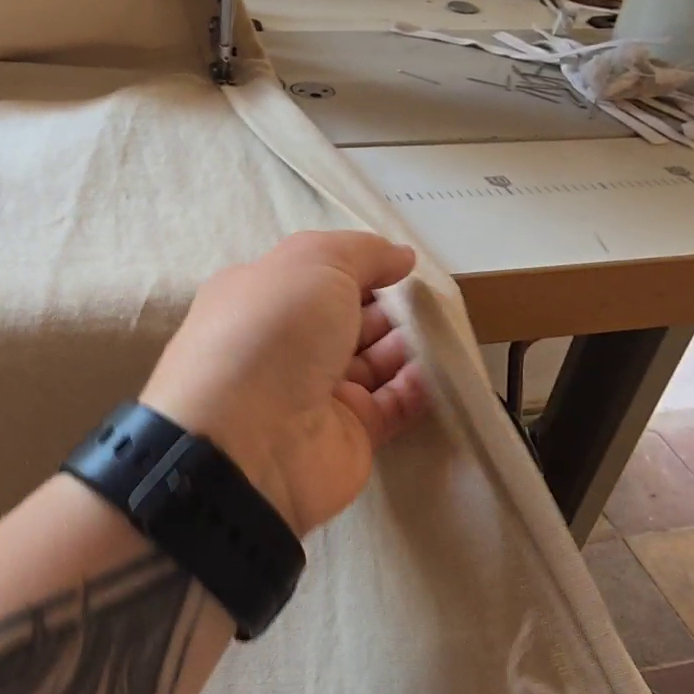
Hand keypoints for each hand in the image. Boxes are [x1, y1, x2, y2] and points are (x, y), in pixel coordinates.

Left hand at [140, 231, 428, 537]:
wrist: (250, 440)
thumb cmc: (273, 332)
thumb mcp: (313, 263)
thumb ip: (362, 252)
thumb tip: (400, 257)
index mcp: (261, 299)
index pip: (315, 277)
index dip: (358, 267)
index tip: (400, 264)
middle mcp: (285, 346)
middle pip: (348, 320)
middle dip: (389, 306)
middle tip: (429, 297)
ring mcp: (315, 394)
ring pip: (373, 362)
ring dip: (408, 343)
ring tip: (443, 327)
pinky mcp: (348, 436)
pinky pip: (392, 405)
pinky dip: (418, 386)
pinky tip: (440, 367)